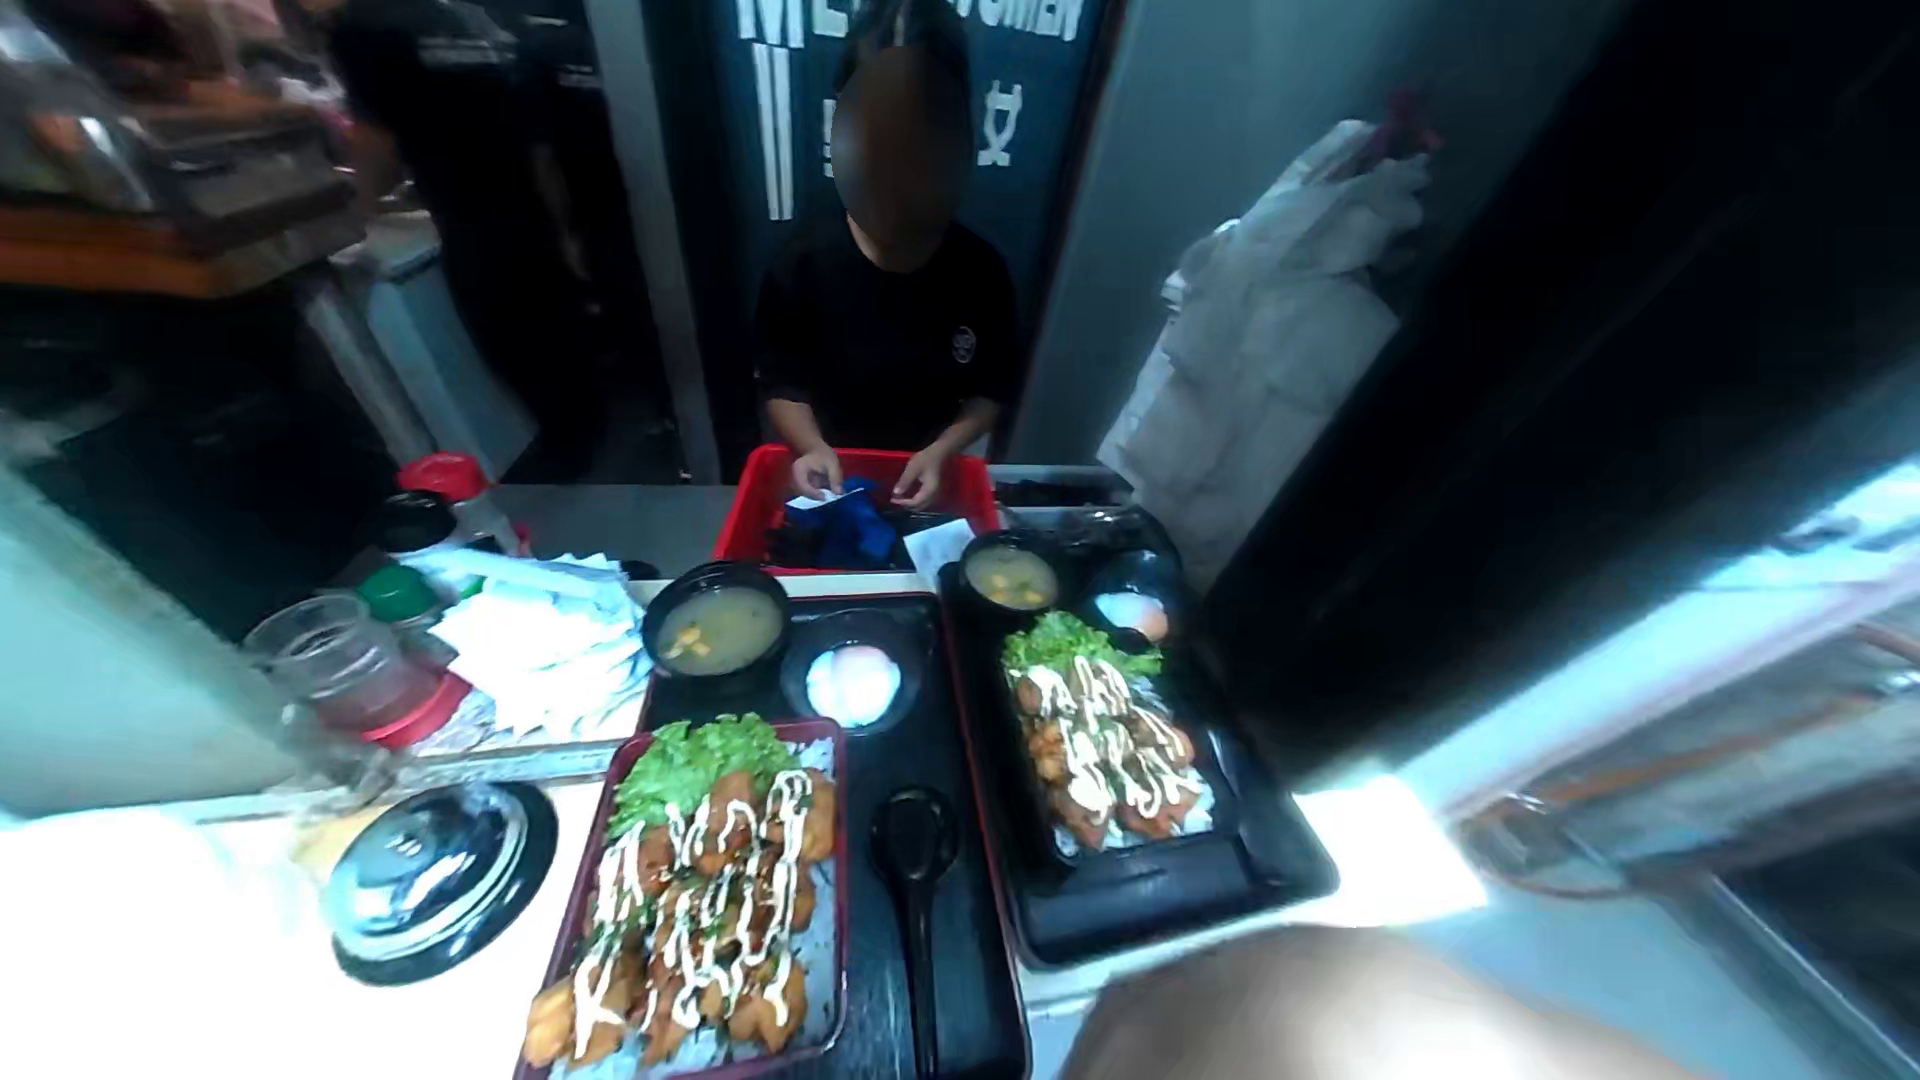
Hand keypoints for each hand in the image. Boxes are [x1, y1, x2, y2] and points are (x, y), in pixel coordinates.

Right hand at [790, 445, 842, 499]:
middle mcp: (793, 477)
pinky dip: (814, 495)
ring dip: (814, 497)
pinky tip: (824, 494)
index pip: (802, 486)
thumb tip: (838, 493)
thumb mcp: (833, 464)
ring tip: (827, 496)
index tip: (825, 497)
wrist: (815, 450)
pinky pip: (805, 493)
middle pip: (801, 493)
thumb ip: (835, 477)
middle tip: (828, 498)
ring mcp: (795, 482)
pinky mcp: (799, 485)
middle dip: (814, 497)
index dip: (813, 494)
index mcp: (798, 469)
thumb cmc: (824, 455)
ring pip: (803, 495)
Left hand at [892, 446, 947, 509]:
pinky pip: (925, 500)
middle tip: (896, 500)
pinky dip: (917, 500)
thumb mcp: (913, 469)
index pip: (915, 502)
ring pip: (923, 505)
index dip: (903, 503)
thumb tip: (896, 493)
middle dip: (907, 505)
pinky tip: (910, 495)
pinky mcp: (935, 490)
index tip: (893, 499)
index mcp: (929, 491)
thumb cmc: (927, 459)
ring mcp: (936, 493)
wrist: (941, 452)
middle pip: (920, 506)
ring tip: (902, 499)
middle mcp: (934, 496)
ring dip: (912, 504)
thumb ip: (905, 481)